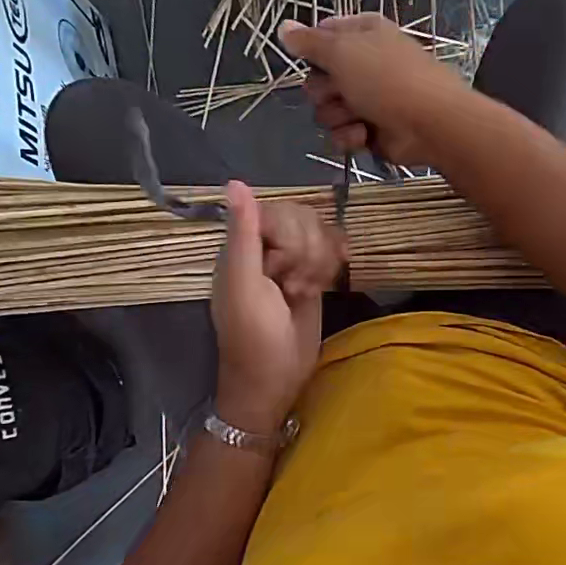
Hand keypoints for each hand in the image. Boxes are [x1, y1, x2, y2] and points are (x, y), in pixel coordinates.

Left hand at [210, 179, 346, 433]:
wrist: (275, 381)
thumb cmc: (254, 340)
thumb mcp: (245, 288)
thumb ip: (243, 235)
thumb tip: (235, 183)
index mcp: (242, 247)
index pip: (277, 210)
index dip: (289, 236)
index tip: (283, 269)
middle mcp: (265, 248)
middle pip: (303, 218)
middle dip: (306, 254)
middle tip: (292, 288)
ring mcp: (290, 261)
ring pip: (320, 233)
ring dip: (318, 264)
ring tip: (303, 293)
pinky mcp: (312, 274)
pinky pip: (330, 249)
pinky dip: (330, 267)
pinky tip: (321, 288)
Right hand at [278, 13, 475, 165]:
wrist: (427, 122)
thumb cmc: (386, 78)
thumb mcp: (343, 51)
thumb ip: (309, 42)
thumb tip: (282, 27)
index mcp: (360, 34)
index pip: (321, 37)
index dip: (313, 52)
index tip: (316, 60)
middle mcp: (362, 65)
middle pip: (317, 80)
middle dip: (324, 91)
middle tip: (340, 91)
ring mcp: (365, 100)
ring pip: (325, 112)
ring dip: (337, 117)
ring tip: (358, 116)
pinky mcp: (367, 130)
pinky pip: (339, 135)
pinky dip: (349, 136)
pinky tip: (364, 135)